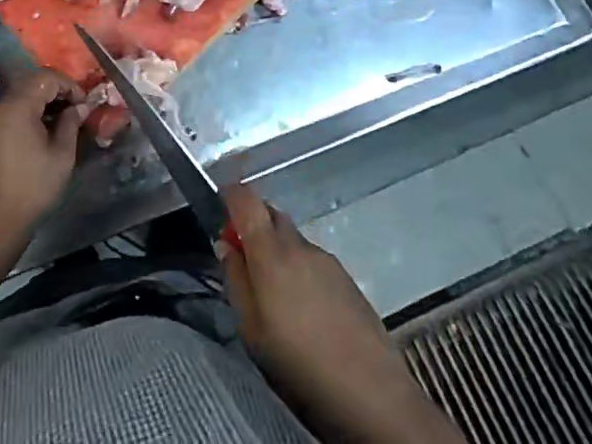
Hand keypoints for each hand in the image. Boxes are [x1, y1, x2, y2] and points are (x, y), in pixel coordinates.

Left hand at [0, 70, 83, 245]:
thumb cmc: (34, 186)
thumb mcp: (61, 154)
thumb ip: (71, 123)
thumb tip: (80, 107)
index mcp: (18, 106)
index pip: (46, 78)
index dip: (69, 85)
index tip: (84, 103)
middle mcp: (1, 106)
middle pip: (32, 83)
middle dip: (57, 91)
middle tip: (77, 109)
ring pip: (22, 96)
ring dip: (44, 102)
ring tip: (65, 120)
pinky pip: (13, 111)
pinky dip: (31, 112)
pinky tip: (45, 130)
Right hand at [221, 184, 461, 443]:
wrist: (371, 394)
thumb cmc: (299, 364)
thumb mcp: (250, 328)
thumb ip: (235, 279)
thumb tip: (226, 245)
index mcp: (272, 253)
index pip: (247, 200)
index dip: (230, 196)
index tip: (220, 209)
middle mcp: (301, 246)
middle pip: (272, 215)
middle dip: (253, 226)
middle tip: (242, 258)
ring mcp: (328, 260)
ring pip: (293, 240)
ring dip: (278, 251)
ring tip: (274, 295)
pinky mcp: (348, 279)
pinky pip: (312, 261)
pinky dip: (299, 270)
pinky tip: (303, 309)